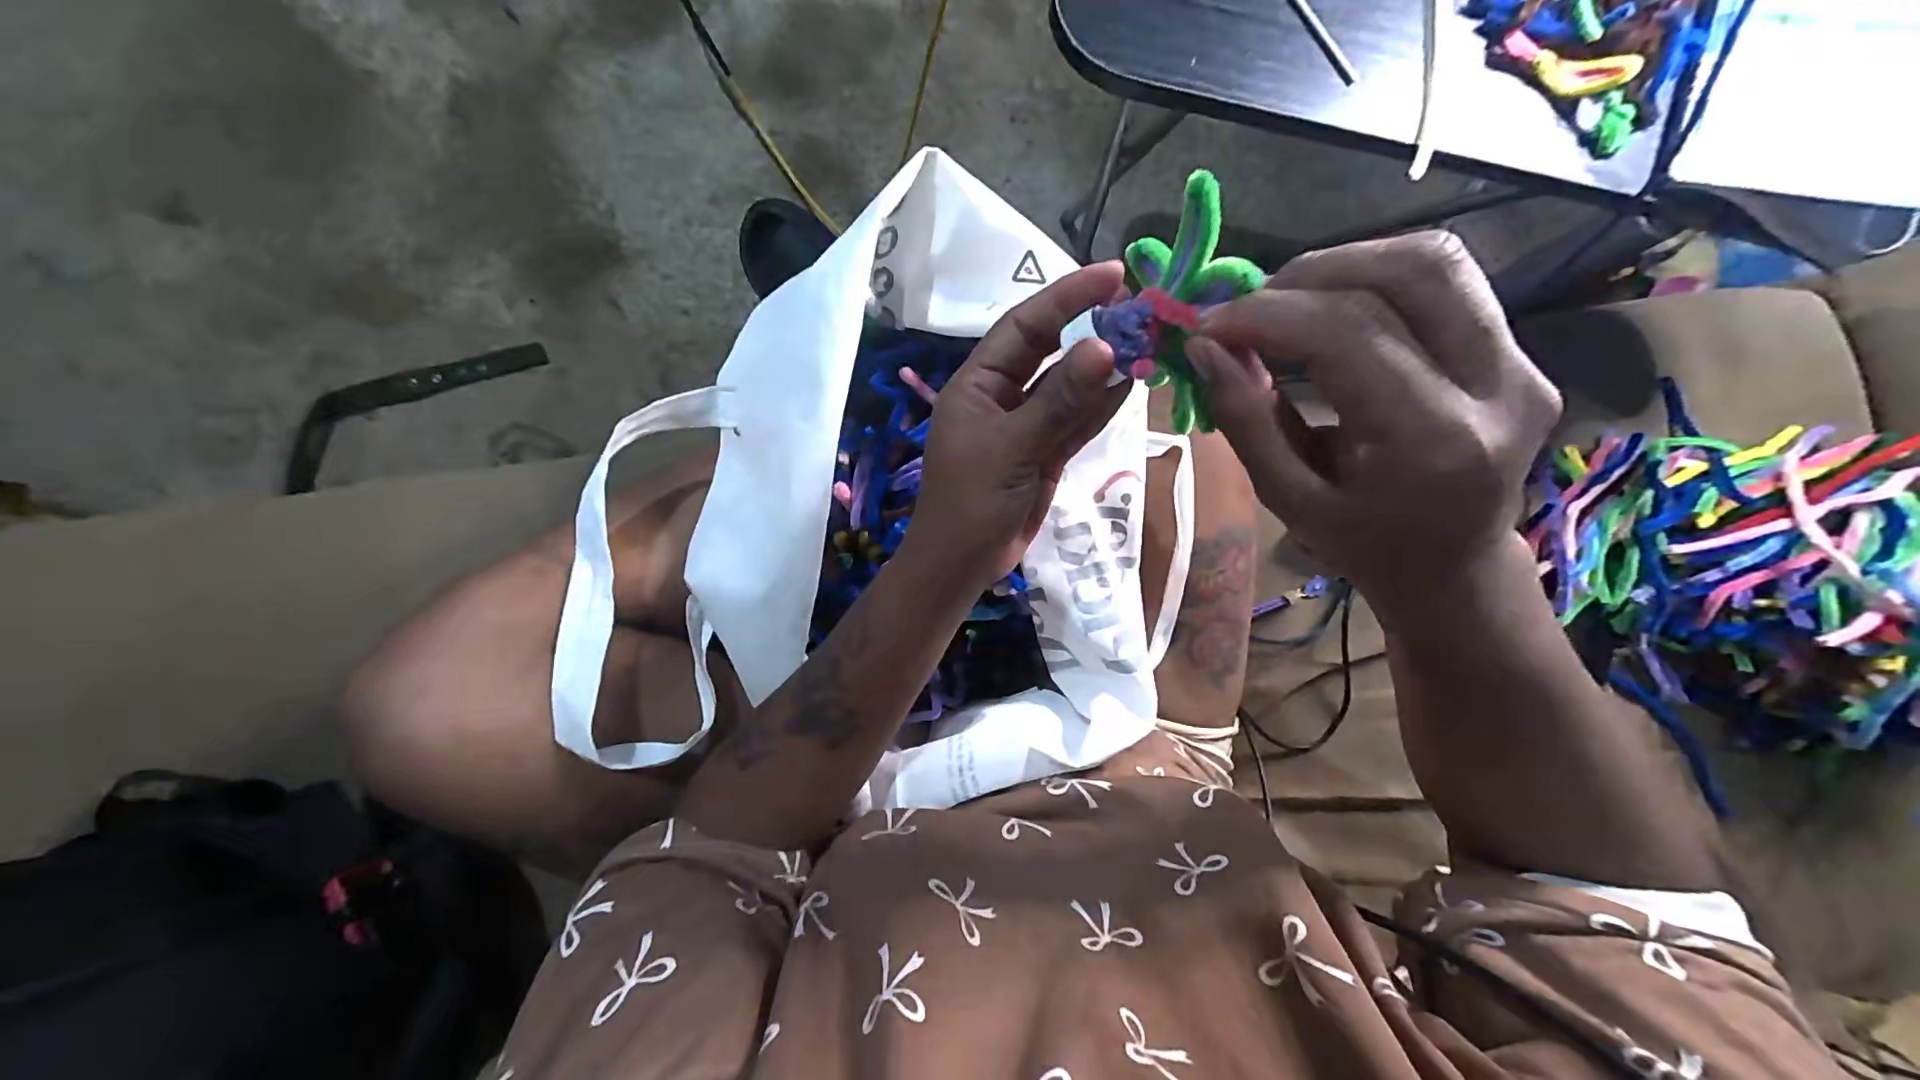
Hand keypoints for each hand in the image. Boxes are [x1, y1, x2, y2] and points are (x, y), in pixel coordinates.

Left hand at [907, 261, 1130, 588]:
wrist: (962, 563)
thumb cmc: (971, 503)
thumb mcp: (1013, 447)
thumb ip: (1059, 400)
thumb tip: (1104, 347)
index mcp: (979, 383)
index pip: (1026, 326)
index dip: (1067, 297)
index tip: (1114, 273)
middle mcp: (1003, 395)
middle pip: (1052, 350)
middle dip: (1093, 328)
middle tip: (1142, 308)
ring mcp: (1027, 423)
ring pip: (1071, 386)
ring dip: (1106, 367)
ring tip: (1150, 342)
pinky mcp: (1046, 451)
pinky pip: (1078, 420)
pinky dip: (1103, 404)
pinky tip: (1134, 382)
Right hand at [1186, 233, 1560, 614]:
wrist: (1454, 570)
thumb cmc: (1362, 548)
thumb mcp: (1289, 500)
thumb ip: (1247, 421)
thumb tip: (1204, 347)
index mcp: (1432, 441)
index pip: (1348, 334)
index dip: (1266, 315)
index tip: (1208, 326)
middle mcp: (1496, 389)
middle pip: (1411, 271)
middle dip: (1310, 275)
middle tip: (1249, 307)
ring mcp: (1523, 365)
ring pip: (1436, 263)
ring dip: (1346, 266)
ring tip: (1286, 303)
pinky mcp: (1522, 355)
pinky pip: (1445, 288)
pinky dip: (1373, 283)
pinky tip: (1330, 314)